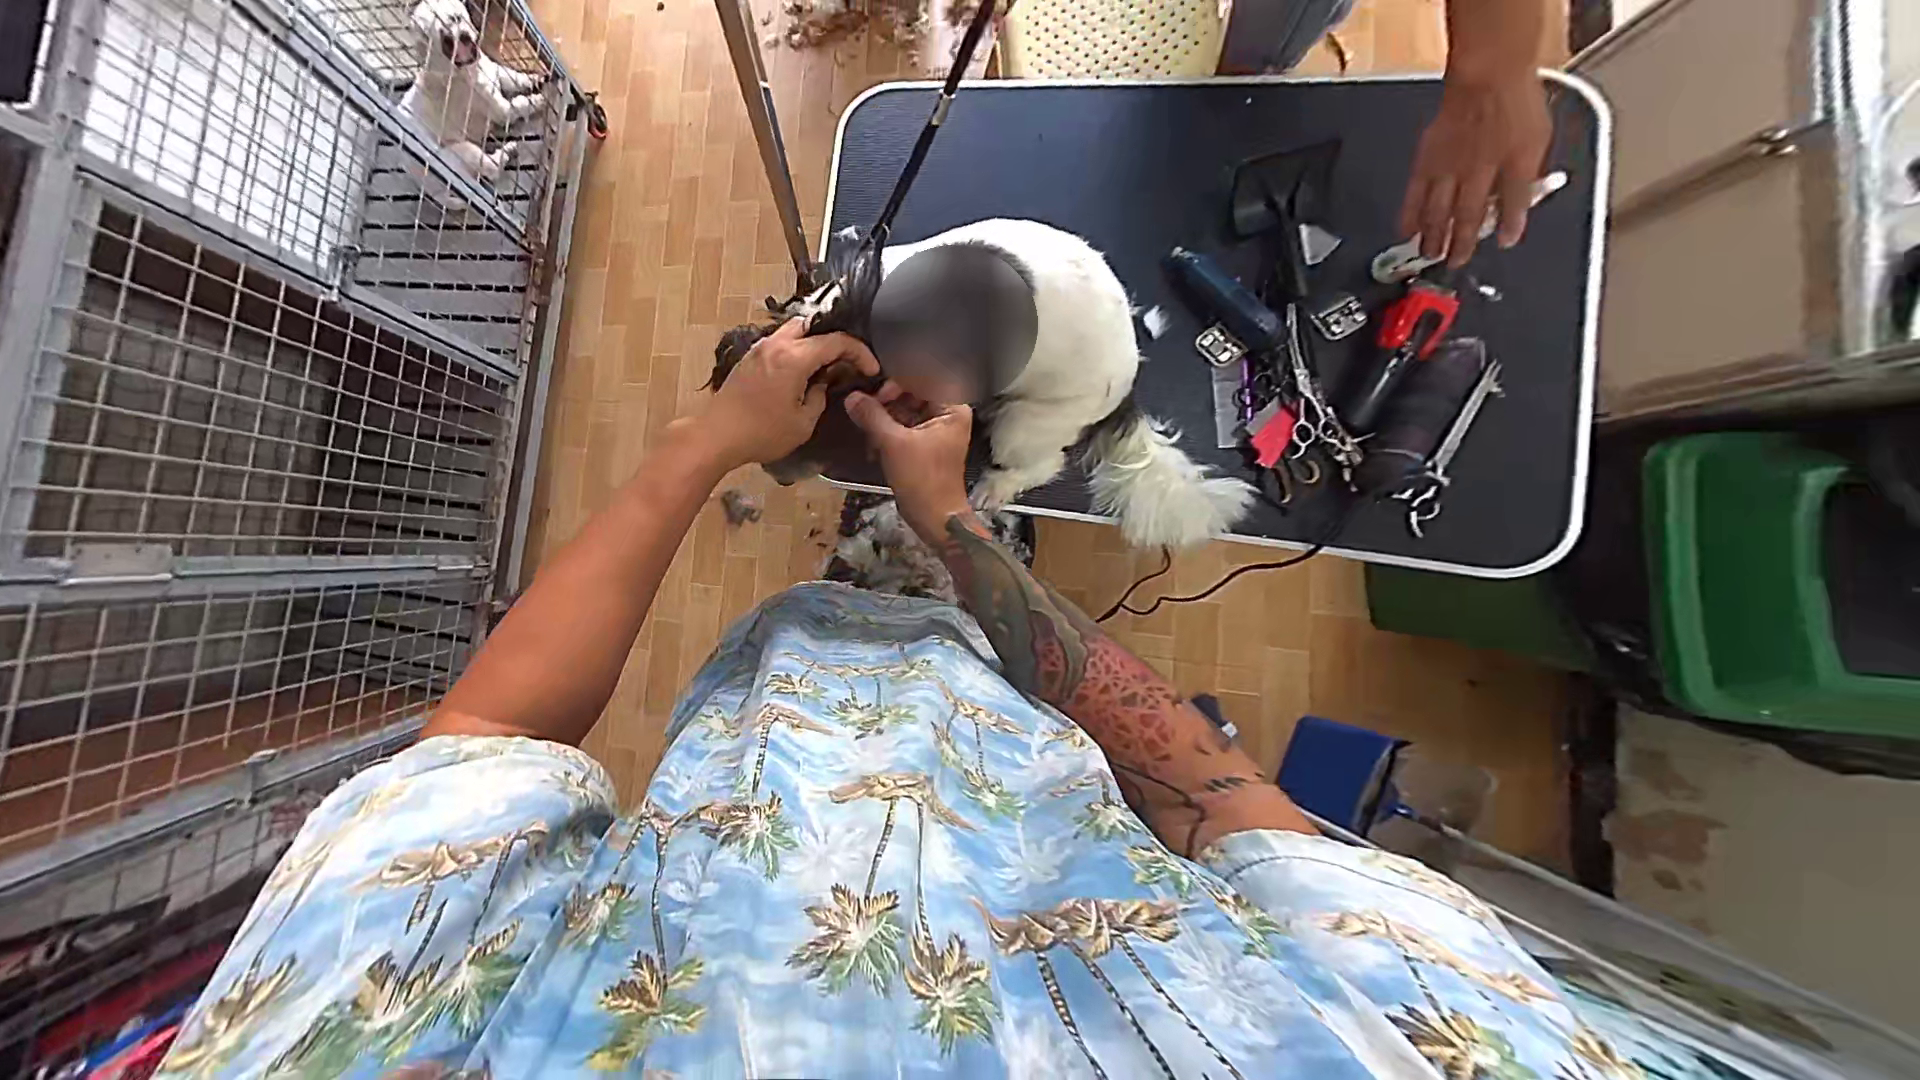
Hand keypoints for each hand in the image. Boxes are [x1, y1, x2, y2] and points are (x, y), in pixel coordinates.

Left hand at [700, 318, 878, 469]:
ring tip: (828, 365)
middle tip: (848, 360)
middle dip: (835, 339)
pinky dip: (798, 350)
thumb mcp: (803, 423)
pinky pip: (781, 343)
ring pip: (794, 331)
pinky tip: (804, 371)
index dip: (859, 352)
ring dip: (814, 343)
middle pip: (812, 325)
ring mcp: (760, 349)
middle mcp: (776, 345)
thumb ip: (819, 398)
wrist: (717, 435)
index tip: (871, 369)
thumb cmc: (763, 433)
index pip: (836, 341)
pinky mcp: (750, 359)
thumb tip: (821, 386)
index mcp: (793, 358)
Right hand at [843, 382, 973, 542]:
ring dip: (884, 420)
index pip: (922, 378)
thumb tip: (851, 396)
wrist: (935, 518)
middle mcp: (947, 415)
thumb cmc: (922, 479)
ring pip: (905, 412)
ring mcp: (936, 431)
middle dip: (886, 404)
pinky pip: (904, 428)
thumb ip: (872, 415)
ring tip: (868, 433)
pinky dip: (888, 434)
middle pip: (912, 394)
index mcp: (951, 408)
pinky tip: (873, 446)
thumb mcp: (893, 444)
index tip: (874, 395)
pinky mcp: (925, 446)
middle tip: (865, 413)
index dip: (896, 382)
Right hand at [1399, 70, 1551, 267]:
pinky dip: (1409, 217)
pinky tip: (1406, 232)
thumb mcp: (1538, 135)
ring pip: (1439, 212)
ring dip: (1434, 237)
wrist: (1486, 77)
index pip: (1513, 200)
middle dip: (1461, 243)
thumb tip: (1523, 196)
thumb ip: (1527, 170)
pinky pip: (1414, 198)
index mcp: (1513, 161)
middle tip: (1454, 263)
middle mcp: (1479, 170)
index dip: (1510, 223)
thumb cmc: (1514, 103)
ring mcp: (1448, 170)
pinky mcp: (1425, 166)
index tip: (1505, 243)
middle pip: (1468, 215)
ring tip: (1429, 255)